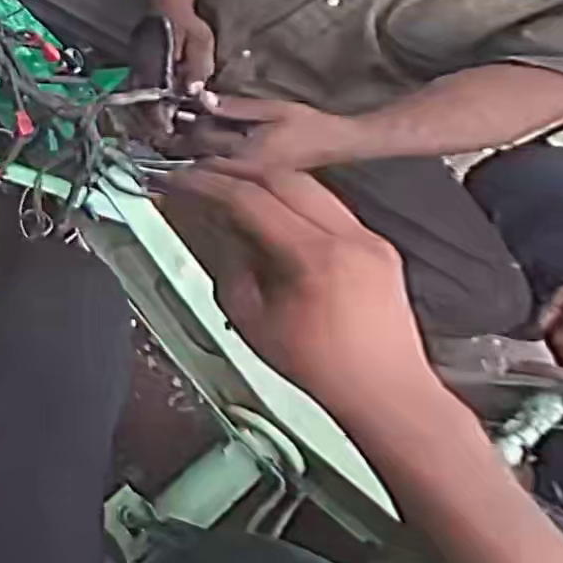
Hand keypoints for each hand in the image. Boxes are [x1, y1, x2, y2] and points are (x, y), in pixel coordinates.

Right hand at [126, 13, 215, 141]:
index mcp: (152, 64)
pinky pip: (136, 91)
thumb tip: (193, 91)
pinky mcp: (135, 68)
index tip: (167, 131)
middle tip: (162, 138)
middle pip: (138, 101)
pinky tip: (153, 114)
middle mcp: (137, 68)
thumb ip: (198, 66)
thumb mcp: (200, 41)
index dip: (158, 116)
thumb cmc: (186, 21)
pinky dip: (143, 105)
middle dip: (148, 122)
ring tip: (157, 131)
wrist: (165, 3)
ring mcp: (133, 68)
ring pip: (134, 98)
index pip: (152, 96)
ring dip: (144, 116)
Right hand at [163, 161, 441, 423]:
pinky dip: (285, 195)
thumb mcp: (248, 311)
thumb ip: (227, 256)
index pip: (248, 198)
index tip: (175, 181)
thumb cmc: (313, 363)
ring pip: (305, 184)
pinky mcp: (375, 246)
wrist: (387, 393)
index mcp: (315, 256)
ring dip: (258, 177)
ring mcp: (369, 239)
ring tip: (223, 182)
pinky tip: (260, 204)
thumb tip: (207, 219)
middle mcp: (350, 238)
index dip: (204, 184)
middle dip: (231, 170)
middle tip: (194, 173)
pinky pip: (323, 203)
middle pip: (280, 178)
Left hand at [172, 95, 367, 170]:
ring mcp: (247, 174)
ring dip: (194, 150)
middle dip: (184, 142)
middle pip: (199, 156)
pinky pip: (220, 166)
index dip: (186, 129)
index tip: (173, 118)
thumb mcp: (274, 109)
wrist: (342, 143)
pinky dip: (208, 155)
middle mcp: (243, 168)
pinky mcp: (252, 175)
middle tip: (168, 129)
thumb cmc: (311, 124)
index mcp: (246, 153)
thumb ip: (237, 107)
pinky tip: (206, 143)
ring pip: (207, 163)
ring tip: (183, 135)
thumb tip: (203, 99)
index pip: (202, 142)